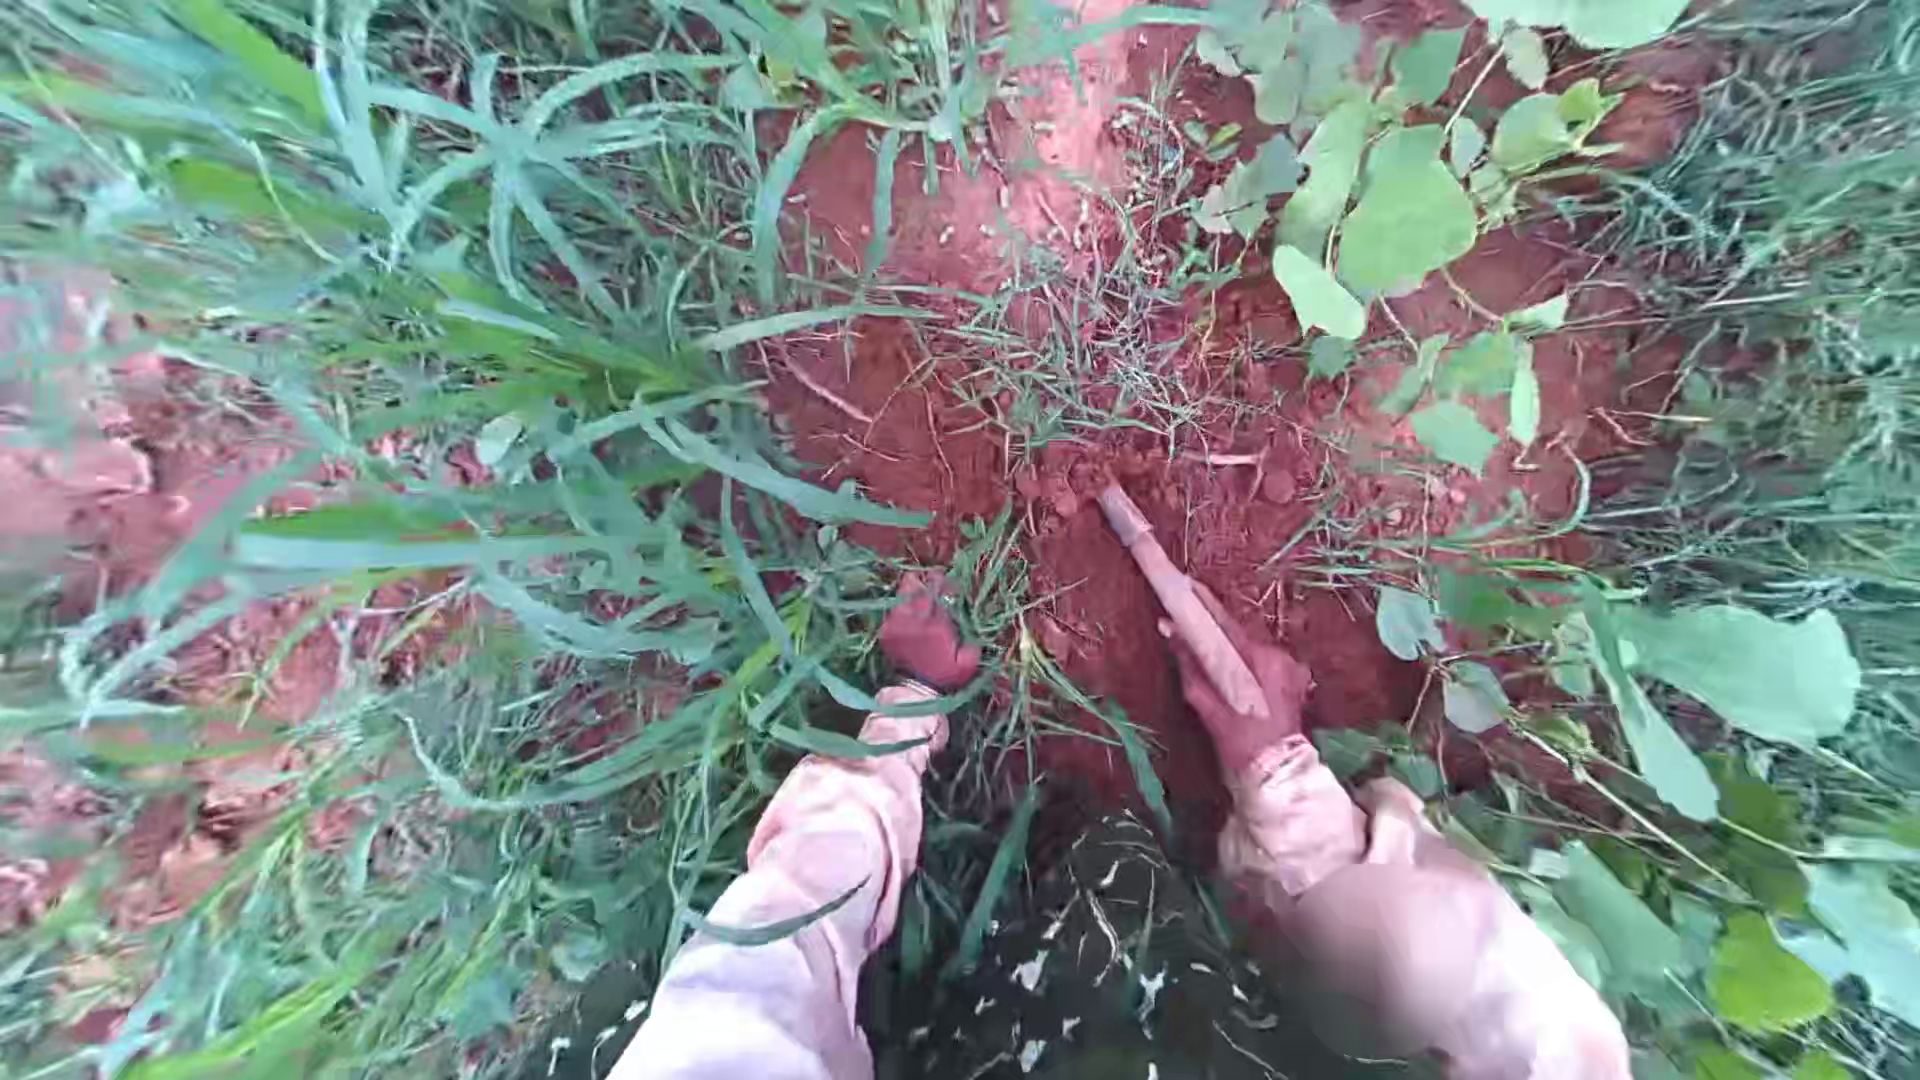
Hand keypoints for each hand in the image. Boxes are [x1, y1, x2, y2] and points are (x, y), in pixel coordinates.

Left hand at [879, 572, 980, 690]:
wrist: (916, 691)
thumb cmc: (944, 677)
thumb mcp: (966, 664)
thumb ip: (972, 646)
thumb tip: (972, 631)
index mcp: (938, 626)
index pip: (942, 597)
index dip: (946, 585)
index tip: (950, 579)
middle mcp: (918, 622)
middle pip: (922, 593)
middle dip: (929, 581)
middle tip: (934, 573)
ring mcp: (900, 626)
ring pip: (904, 598)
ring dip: (910, 587)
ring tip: (913, 579)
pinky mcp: (888, 633)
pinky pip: (893, 612)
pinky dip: (899, 605)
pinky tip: (902, 600)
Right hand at [1161, 583, 1310, 774]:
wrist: (1280, 772)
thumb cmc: (1240, 742)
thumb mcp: (1206, 703)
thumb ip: (1188, 663)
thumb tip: (1168, 629)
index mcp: (1260, 659)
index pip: (1225, 623)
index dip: (1203, 602)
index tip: (1186, 583)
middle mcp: (1279, 655)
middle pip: (1237, 631)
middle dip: (1212, 622)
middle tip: (1188, 606)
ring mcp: (1289, 665)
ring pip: (1247, 644)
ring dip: (1226, 641)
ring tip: (1203, 638)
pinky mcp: (1291, 676)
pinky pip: (1258, 657)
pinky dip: (1240, 656)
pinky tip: (1227, 663)